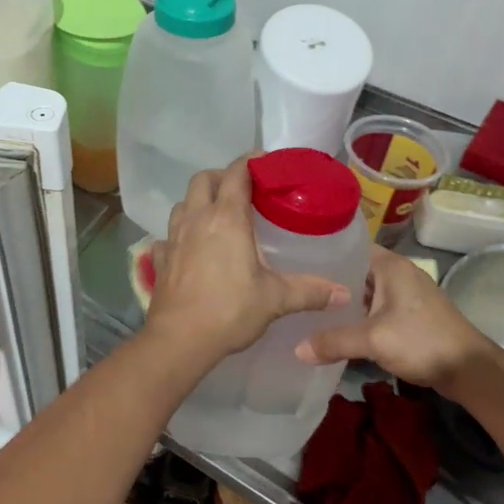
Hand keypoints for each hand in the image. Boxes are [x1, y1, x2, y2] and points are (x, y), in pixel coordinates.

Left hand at [146, 161, 349, 360]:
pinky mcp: (160, 260)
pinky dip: (178, 237)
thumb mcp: (276, 299)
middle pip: (202, 180)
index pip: (236, 173)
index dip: (251, 162)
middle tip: (242, 192)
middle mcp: (197, 220)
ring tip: (216, 218)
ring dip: (198, 202)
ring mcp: (173, 239)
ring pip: (182, 204)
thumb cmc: (230, 310)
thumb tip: (344, 293)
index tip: (267, 163)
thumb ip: (310, 291)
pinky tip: (188, 250)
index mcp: (227, 218)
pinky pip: (166, 238)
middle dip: (221, 177)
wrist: (179, 340)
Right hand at [295, 247, 503, 396]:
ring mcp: (404, 296)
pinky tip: (335, 332)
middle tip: (295, 292)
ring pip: (363, 294)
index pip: (349, 248)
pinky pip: (373, 311)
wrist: (469, 370)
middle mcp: (397, 274)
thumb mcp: (373, 340)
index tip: (294, 265)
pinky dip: (356, 319)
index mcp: (390, 266)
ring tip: (306, 312)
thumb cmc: (422, 341)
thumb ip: (333, 341)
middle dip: (327, 284)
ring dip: (341, 305)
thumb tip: (296, 350)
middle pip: (353, 273)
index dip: (322, 255)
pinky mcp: (408, 317)